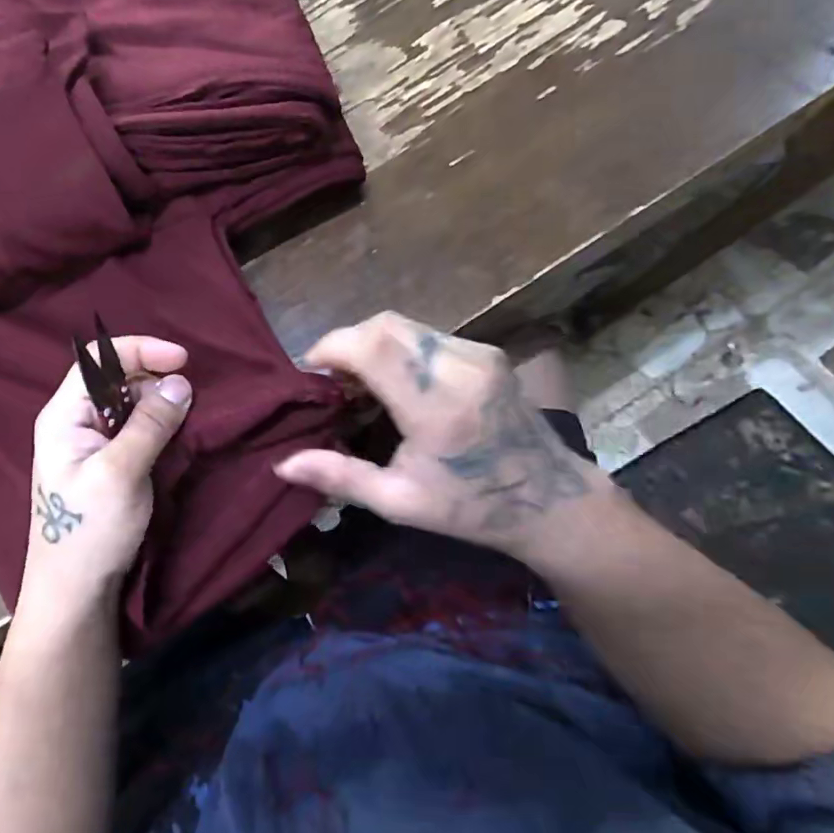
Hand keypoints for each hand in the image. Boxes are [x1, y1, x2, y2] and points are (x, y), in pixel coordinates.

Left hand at [19, 337, 193, 621]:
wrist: (75, 592)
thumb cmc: (90, 531)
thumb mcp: (121, 473)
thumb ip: (149, 424)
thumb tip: (180, 382)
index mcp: (63, 416)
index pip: (98, 361)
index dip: (140, 351)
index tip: (184, 360)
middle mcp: (73, 422)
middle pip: (114, 380)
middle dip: (153, 378)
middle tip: (193, 395)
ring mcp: (89, 445)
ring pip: (127, 406)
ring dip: (158, 404)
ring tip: (190, 414)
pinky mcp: (106, 465)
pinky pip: (132, 431)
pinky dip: (156, 427)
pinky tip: (177, 434)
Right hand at [274, 312, 602, 554]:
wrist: (552, 501)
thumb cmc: (470, 508)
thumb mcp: (399, 502)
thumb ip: (339, 476)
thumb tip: (281, 464)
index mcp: (437, 407)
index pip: (371, 345)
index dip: (330, 348)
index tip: (311, 373)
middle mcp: (460, 368)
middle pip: (383, 324)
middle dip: (345, 343)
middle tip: (330, 379)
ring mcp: (478, 355)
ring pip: (402, 324)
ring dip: (368, 342)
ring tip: (357, 380)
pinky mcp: (486, 352)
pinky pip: (424, 333)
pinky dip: (395, 346)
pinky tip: (391, 378)